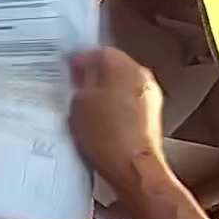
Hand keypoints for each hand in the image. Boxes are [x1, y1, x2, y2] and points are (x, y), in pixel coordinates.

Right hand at [69, 48, 166, 174]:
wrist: (132, 167)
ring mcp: (150, 96)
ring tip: (85, 106)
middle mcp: (142, 76)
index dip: (81, 60)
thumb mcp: (80, 101)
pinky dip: (114, 104)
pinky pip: (128, 100)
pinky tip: (101, 119)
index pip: (101, 51)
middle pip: (114, 65)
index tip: (67, 73)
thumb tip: (84, 68)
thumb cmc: (103, 132)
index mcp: (125, 67)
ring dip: (104, 90)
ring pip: (122, 83)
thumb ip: (83, 79)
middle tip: (73, 89)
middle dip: (94, 74)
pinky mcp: (151, 115)